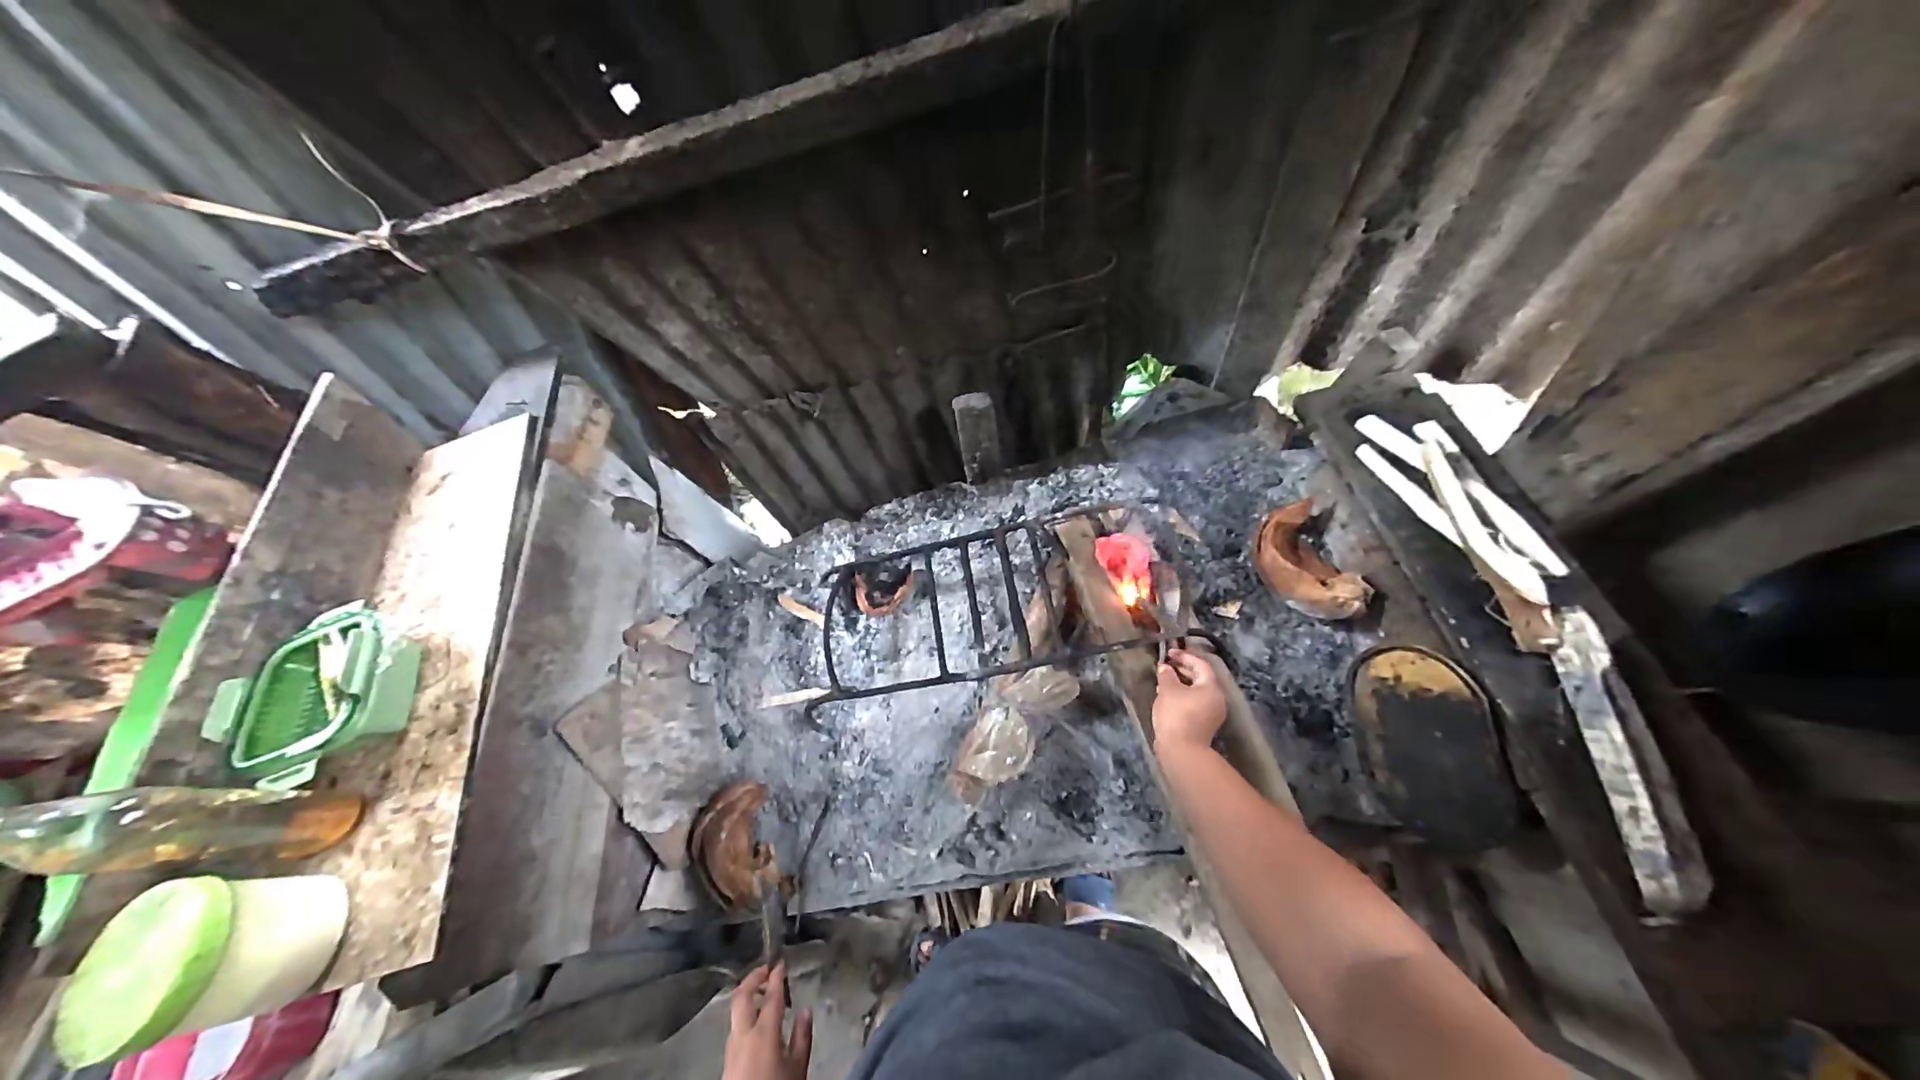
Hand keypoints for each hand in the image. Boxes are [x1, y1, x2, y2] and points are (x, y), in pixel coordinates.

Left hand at [724, 963, 811, 1079]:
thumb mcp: (798, 1069)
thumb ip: (802, 1037)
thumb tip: (805, 1011)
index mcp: (764, 1032)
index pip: (771, 996)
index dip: (776, 977)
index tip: (780, 963)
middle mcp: (743, 1034)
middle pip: (742, 996)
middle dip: (752, 978)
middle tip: (766, 969)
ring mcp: (731, 1048)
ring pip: (735, 1012)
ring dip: (747, 997)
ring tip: (763, 994)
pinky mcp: (727, 1060)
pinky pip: (735, 1028)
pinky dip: (745, 1015)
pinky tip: (756, 1022)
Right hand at [1153, 648, 1226, 754]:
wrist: (1182, 750)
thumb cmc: (1176, 714)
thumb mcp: (1167, 690)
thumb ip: (1167, 675)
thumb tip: (1165, 668)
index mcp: (1211, 687)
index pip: (1201, 664)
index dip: (1185, 656)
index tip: (1169, 653)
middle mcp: (1217, 698)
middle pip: (1201, 678)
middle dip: (1183, 670)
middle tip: (1166, 665)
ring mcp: (1212, 713)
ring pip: (1197, 691)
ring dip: (1181, 684)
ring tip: (1164, 680)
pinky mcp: (1205, 724)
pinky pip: (1195, 703)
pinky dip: (1183, 696)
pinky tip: (1168, 698)